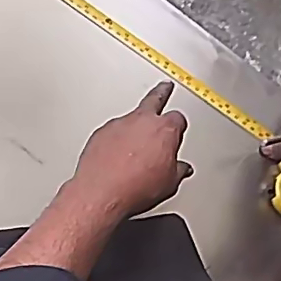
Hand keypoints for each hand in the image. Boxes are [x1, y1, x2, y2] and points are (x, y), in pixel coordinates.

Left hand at [63, 82, 193, 218]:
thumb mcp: (169, 183)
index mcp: (165, 129)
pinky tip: (116, 155)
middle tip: (165, 88)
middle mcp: (141, 121)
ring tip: (134, 143)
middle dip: (162, 92)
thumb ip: (177, 169)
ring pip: (130, 119)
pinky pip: (111, 132)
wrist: (101, 193)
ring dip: (134, 126)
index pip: (178, 119)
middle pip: (154, 99)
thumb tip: (181, 168)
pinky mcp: (99, 134)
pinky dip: (115, 140)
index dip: (179, 128)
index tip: (178, 132)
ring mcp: (118, 125)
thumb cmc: (134, 187)